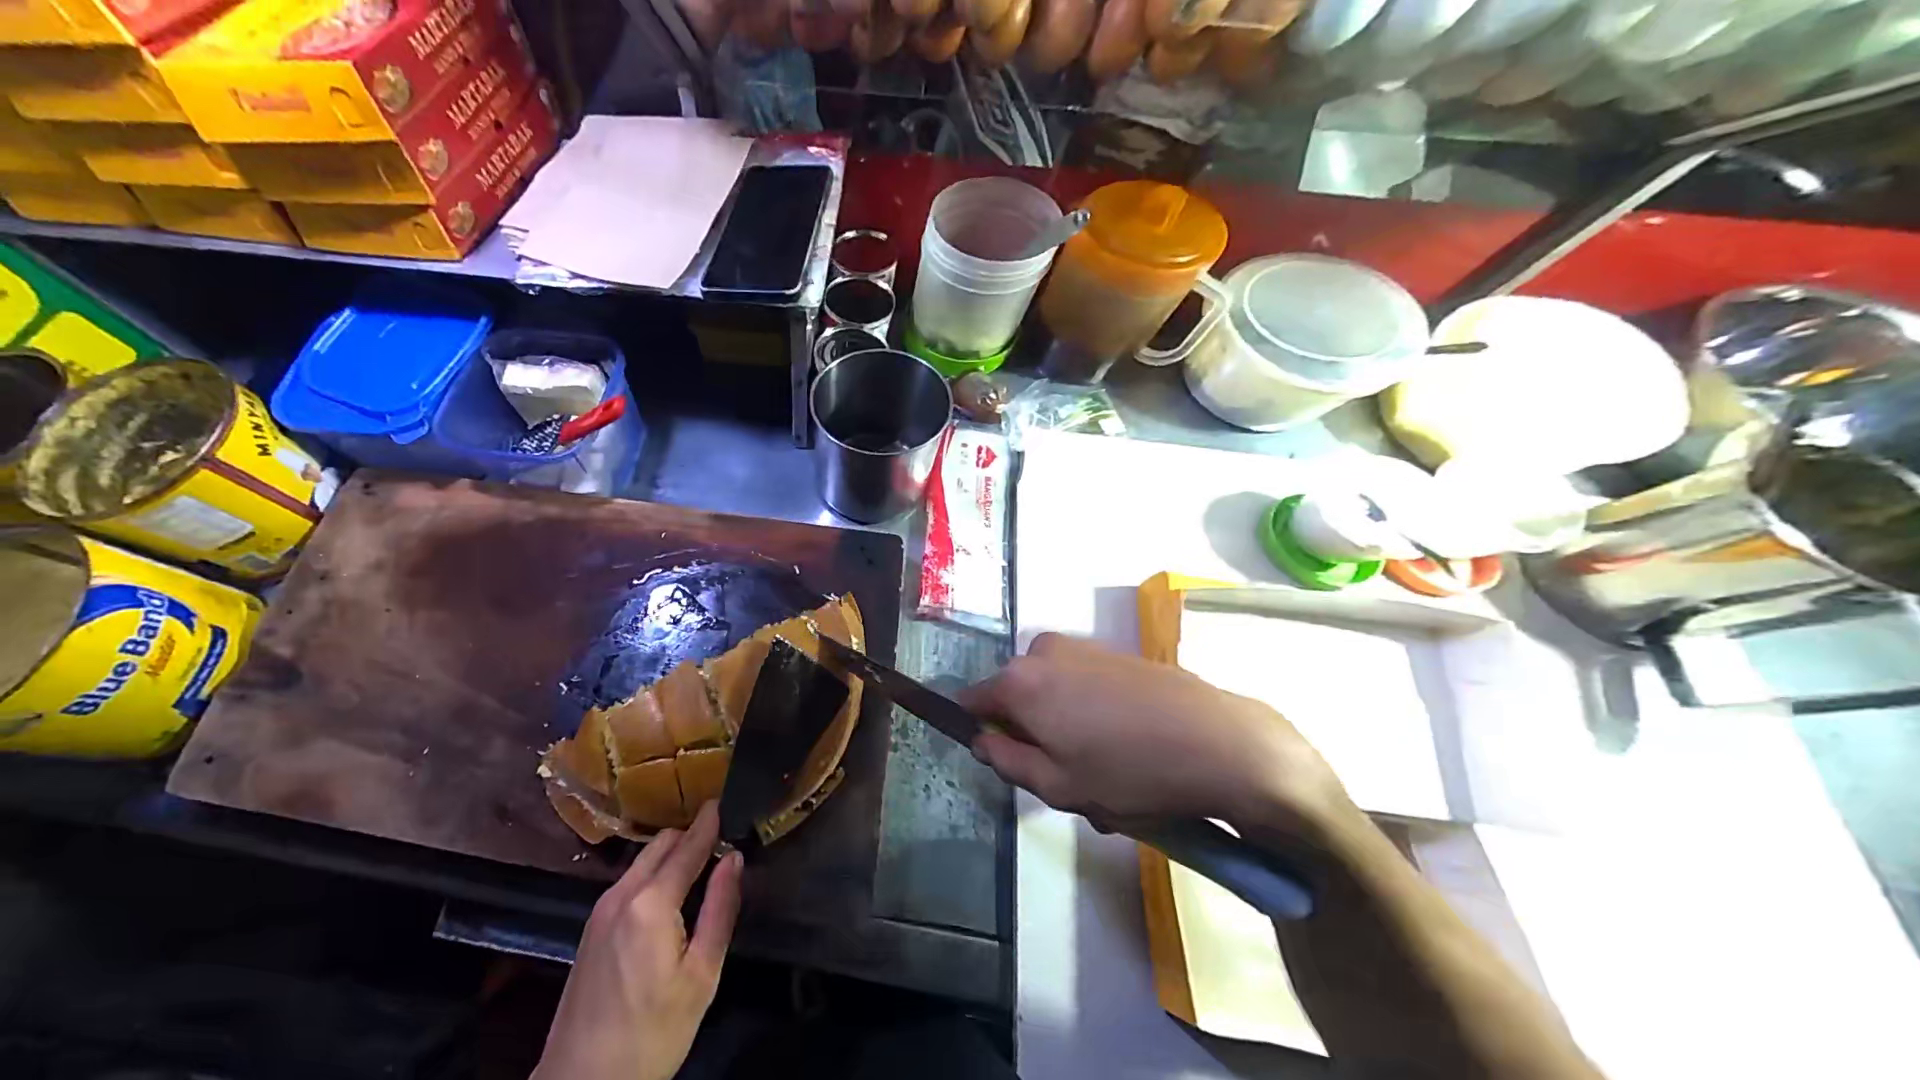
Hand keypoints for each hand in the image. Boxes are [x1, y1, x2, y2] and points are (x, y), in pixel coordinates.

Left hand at [533, 800, 742, 1079]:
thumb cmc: (653, 1032)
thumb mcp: (702, 974)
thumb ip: (721, 908)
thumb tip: (734, 858)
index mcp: (651, 903)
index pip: (688, 846)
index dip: (710, 822)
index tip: (726, 798)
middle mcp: (621, 895)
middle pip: (661, 843)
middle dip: (692, 834)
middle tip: (724, 838)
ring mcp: (600, 910)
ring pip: (643, 860)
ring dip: (672, 853)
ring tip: (703, 864)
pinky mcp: (591, 928)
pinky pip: (630, 880)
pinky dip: (654, 872)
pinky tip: (672, 893)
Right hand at [962, 633, 1353, 834]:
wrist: (1221, 744)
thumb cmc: (1130, 772)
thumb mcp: (1057, 786)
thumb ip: (1006, 760)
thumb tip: (982, 739)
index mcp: (1022, 680)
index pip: (973, 700)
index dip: (979, 732)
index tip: (1004, 762)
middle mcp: (1047, 652)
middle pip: (1017, 697)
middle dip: (1033, 736)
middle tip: (1066, 781)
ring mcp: (1086, 648)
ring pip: (1054, 695)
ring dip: (1067, 732)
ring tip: (1106, 777)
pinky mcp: (1119, 654)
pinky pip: (1085, 687)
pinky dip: (1094, 718)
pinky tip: (1130, 754)